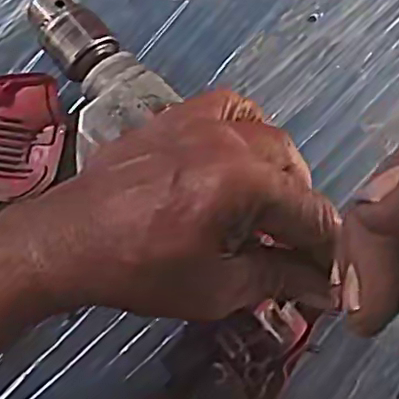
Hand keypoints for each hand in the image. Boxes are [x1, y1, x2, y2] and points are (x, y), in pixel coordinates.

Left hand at [0, 90, 339, 322]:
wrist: (68, 239)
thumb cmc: (136, 269)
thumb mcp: (217, 288)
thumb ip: (280, 279)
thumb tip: (324, 287)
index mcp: (243, 182)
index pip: (313, 214)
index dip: (328, 250)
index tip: (330, 274)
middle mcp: (232, 139)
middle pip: (298, 175)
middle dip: (302, 218)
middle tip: (291, 253)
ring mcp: (206, 119)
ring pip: (273, 141)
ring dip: (281, 177)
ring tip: (264, 212)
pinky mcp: (183, 114)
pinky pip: (237, 110)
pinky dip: (250, 133)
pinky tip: (241, 161)